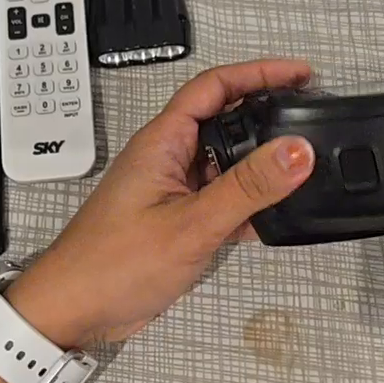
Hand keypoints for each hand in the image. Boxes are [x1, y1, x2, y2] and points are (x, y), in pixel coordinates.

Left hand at [5, 60, 317, 346]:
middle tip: (309, 111)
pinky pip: (219, 197)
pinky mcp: (176, 218)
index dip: (259, 72)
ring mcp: (171, 188)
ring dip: (260, 160)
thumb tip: (296, 151)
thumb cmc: (110, 264)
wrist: (74, 309)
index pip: (214, 86)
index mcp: (162, 141)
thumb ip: (247, 187)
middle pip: (223, 117)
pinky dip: (248, 201)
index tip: (301, 73)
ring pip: (225, 160)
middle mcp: (167, 157)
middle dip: (266, 110)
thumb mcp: (191, 223)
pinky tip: (273, 216)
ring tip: (301, 162)